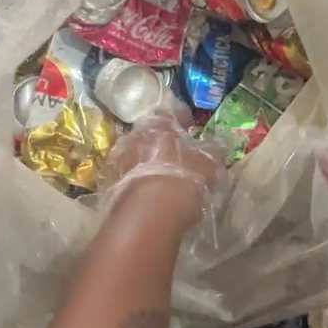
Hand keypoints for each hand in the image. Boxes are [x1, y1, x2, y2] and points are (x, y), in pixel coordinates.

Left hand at [99, 112, 228, 228]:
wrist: (147, 215)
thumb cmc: (183, 180)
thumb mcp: (210, 163)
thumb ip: (215, 148)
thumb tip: (220, 140)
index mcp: (160, 123)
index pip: (174, 111)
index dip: (185, 118)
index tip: (192, 126)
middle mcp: (135, 134)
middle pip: (151, 133)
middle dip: (162, 142)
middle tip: (177, 155)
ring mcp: (118, 159)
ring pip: (136, 154)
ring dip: (147, 162)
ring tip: (160, 178)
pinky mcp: (108, 183)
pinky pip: (125, 176)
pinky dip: (135, 181)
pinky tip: (146, 195)